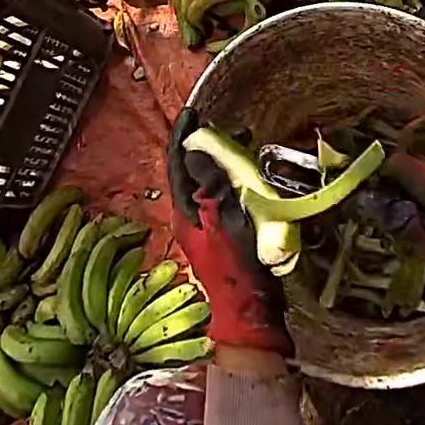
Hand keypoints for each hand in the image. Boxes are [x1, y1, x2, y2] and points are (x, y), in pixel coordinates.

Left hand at [167, 107, 290, 357]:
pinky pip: (220, 193)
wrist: (249, 313)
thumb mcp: (223, 219)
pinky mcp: (219, 231)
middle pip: (190, 169)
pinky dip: (231, 177)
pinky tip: (247, 175)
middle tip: (228, 128)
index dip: (182, 134)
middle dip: (204, 144)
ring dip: (220, 159)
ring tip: (241, 144)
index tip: (193, 112)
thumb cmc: (236, 266)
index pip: (175, 161)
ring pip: (206, 180)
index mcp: (184, 207)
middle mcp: (188, 212)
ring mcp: (203, 223)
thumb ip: (209, 183)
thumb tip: (194, 149)